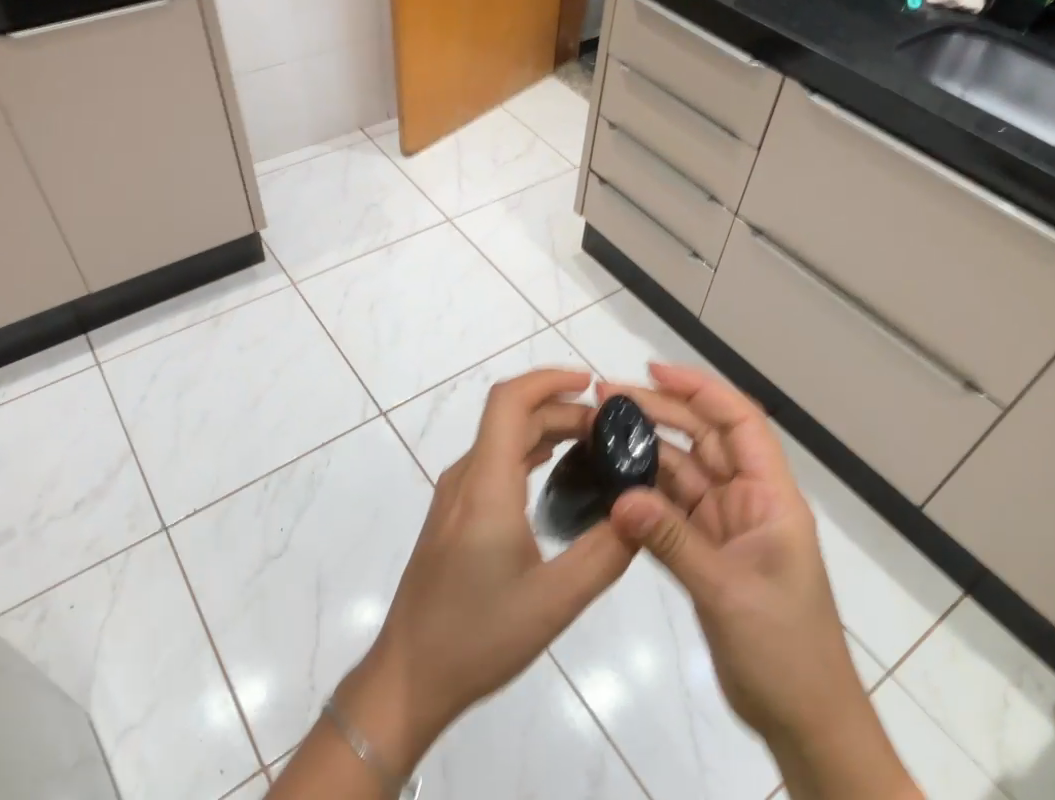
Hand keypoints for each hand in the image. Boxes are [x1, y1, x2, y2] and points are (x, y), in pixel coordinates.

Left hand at [339, 369, 635, 772]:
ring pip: (501, 440)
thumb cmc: (479, 638)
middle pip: (511, 418)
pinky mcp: (454, 516)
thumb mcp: (555, 601)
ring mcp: (455, 497)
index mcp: (486, 487)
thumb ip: (605, 553)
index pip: (510, 402)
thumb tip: (644, 509)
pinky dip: (529, 452)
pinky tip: (558, 472)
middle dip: (562, 409)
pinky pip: (494, 464)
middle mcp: (465, 480)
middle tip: (615, 430)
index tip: (593, 384)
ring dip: (546, 429)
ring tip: (597, 444)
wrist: (410, 674)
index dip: (549, 379)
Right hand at [598, 363, 845, 739]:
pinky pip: (670, 514)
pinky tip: (610, 483)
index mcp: (771, 497)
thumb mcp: (729, 591)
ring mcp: (725, 530)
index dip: (701, 390)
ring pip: (682, 475)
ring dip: (646, 453)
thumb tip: (620, 495)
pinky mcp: (706, 557)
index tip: (652, 372)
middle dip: (659, 414)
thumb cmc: (784, 649)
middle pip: (704, 441)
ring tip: (598, 432)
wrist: (803, 717)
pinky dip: (643, 498)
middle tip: (604, 398)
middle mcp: (748, 503)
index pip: (739, 423)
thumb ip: (673, 540)